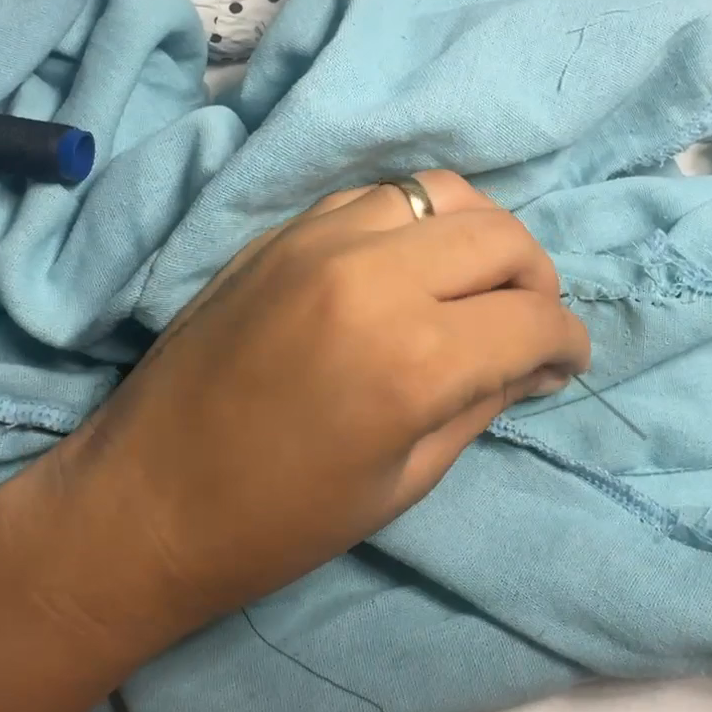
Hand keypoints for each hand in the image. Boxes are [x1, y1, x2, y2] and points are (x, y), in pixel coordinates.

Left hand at [33, 170, 591, 641]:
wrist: (143, 500)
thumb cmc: (282, 519)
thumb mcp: (408, 478)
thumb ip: (486, 399)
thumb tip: (539, 357)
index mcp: (415, 358)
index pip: (535, 319)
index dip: (567, 342)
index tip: (565, 360)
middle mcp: (377, 276)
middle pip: (502, 236)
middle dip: (538, 280)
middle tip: (527, 323)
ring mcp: (324, 238)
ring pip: (445, 192)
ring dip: (481, 235)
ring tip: (475, 282)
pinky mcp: (286, 229)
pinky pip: (382, 196)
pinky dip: (419, 221)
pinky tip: (411, 263)